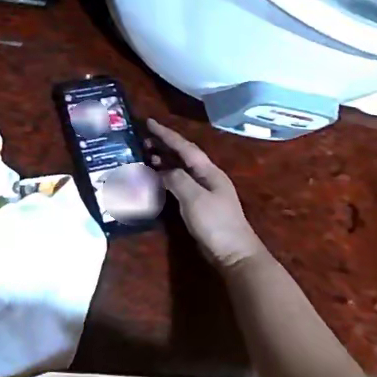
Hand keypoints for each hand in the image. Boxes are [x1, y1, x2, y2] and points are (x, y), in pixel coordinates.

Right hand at [146, 118, 267, 271]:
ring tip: (145, 156)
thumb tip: (162, 171)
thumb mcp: (194, 197)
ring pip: (180, 169)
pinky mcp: (198, 206)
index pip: (184, 147)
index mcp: (208, 171)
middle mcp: (206, 177)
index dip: (166, 134)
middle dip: (163, 145)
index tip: (148, 122)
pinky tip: (155, 180)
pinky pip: (178, 184)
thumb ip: (176, 179)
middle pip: (183, 155)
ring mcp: (203, 192)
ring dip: (163, 161)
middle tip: (142, 140)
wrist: (234, 254)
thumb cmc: (216, 223)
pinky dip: (165, 178)